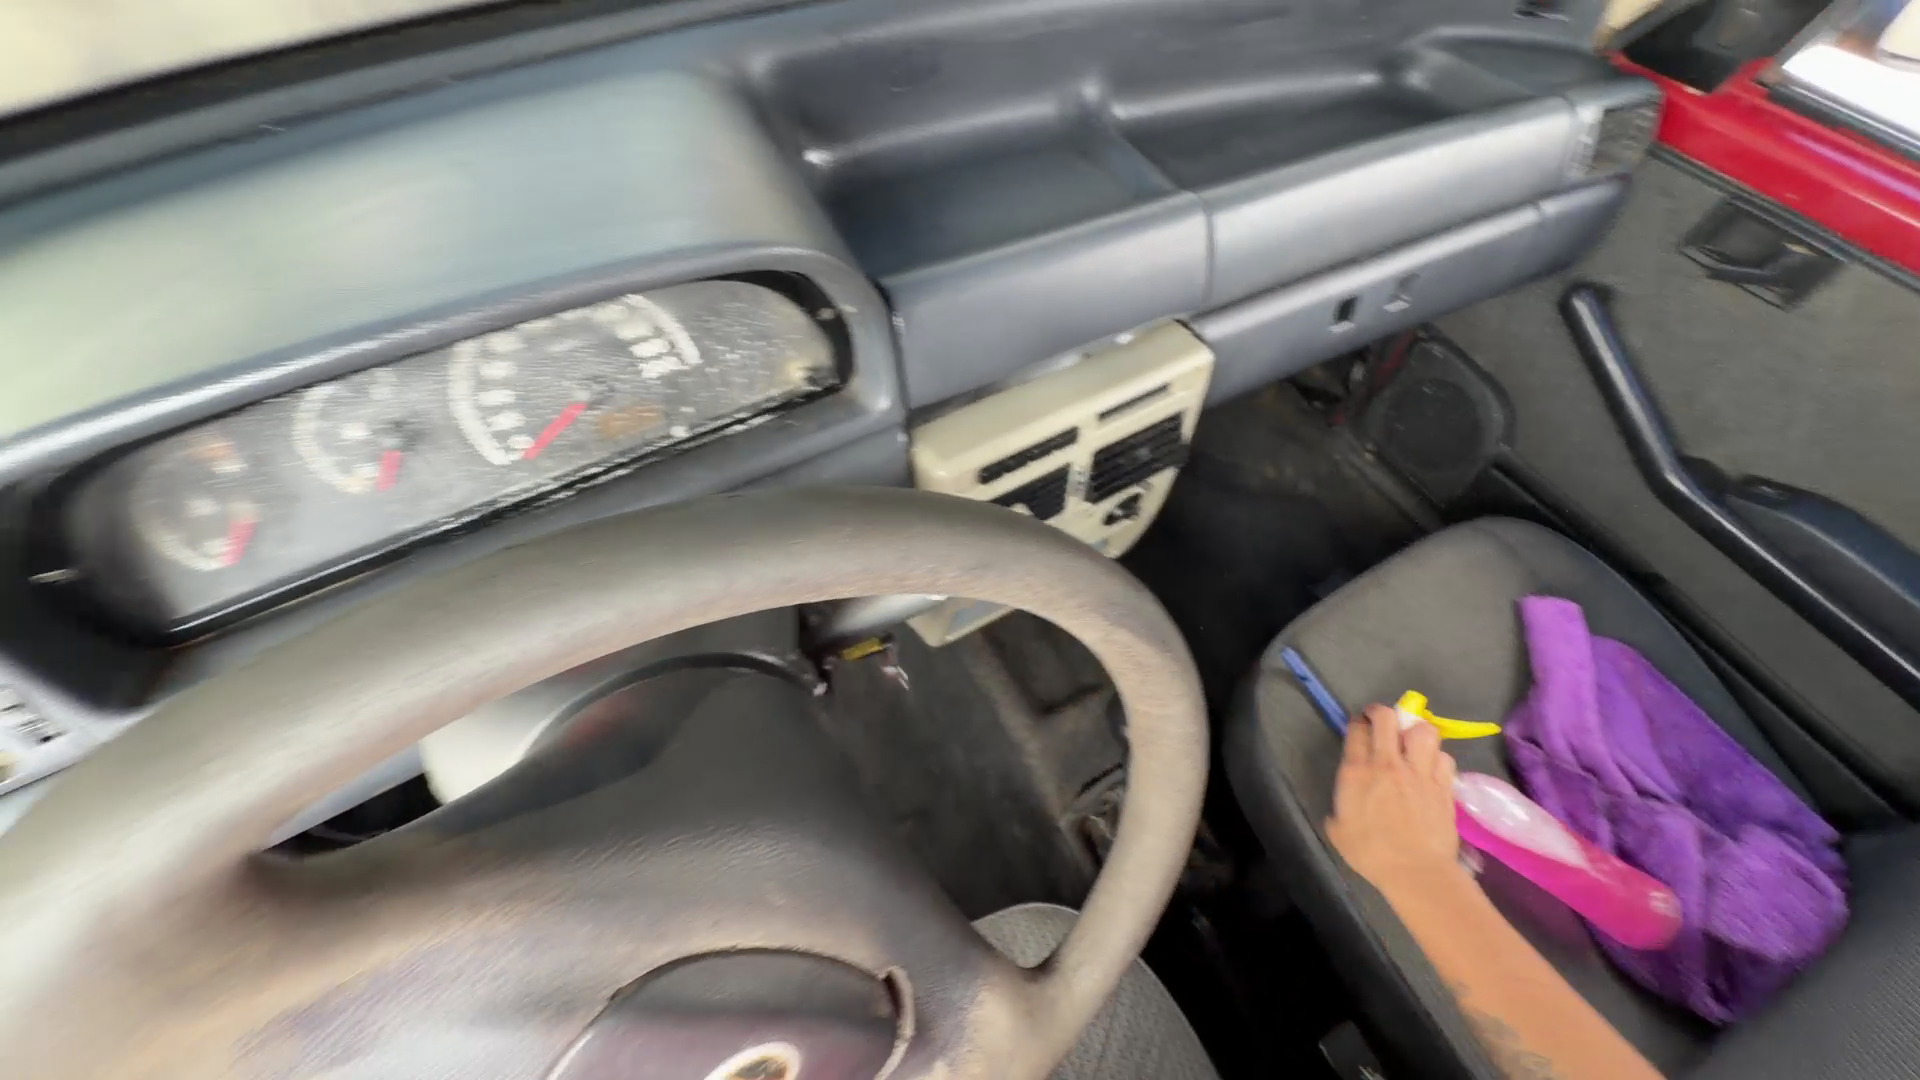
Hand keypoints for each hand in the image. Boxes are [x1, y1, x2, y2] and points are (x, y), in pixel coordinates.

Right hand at [1325, 704, 1464, 900]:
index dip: (1357, 722)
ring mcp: (1419, 774)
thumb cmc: (1370, 853)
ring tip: (1412, 742)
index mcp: (1356, 772)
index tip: (1358, 727)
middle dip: (1382, 713)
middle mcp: (1387, 764)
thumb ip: (1339, 808)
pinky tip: (1431, 767)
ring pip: (1423, 731)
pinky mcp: (1443, 787)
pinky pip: (1444, 757)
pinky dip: (1436, 757)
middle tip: (1381, 720)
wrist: (1415, 872)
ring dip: (1416, 731)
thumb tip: (1343, 806)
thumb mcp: (1338, 829)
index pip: (1357, 730)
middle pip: (1388, 719)